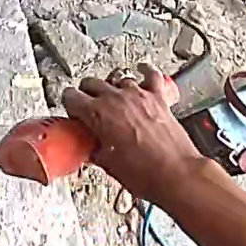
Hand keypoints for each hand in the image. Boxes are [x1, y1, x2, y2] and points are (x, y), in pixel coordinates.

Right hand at [62, 63, 208, 205]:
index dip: (70, 104)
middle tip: (90, 106)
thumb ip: (95, 148)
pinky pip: (150, 74)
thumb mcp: (108, 165)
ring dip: (113, 88)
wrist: (175, 174)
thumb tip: (91, 147)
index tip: (73, 111)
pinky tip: (142, 71)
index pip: (71, 96)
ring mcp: (137, 94)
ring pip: (117, 78)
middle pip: (91, 82)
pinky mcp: (157, 96)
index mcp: (97, 113)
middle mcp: (115, 98)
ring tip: (115, 100)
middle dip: (87, 93)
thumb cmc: (144, 173)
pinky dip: (145, 72)